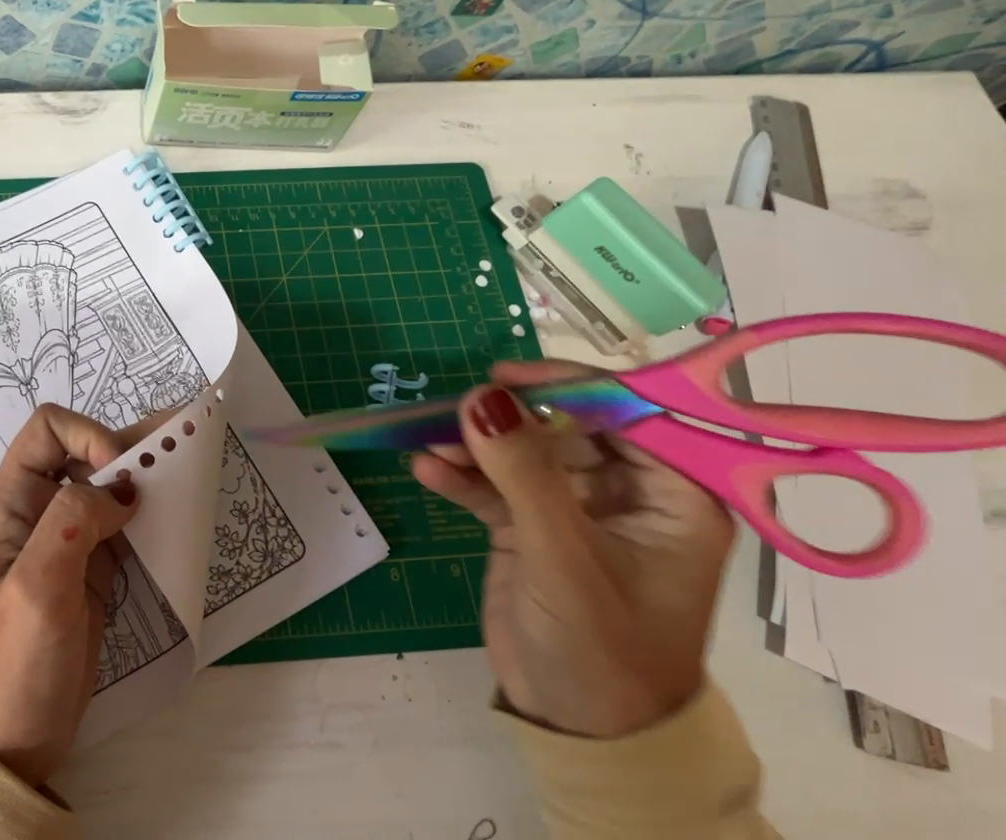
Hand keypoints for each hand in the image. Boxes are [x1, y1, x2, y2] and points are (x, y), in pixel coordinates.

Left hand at [0, 404, 155, 785]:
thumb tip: (118, 490)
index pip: (48, 431)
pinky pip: (124, 524)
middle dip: (131, 445)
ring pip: (109, 486)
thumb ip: (71, 525)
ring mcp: (67, 539)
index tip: (122, 476)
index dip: (88, 436)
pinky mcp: (92, 568)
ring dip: (147, 474)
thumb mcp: (35, 589)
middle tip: (187, 445)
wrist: (9, 739)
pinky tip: (181, 511)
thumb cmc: (12, 664)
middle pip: (85, 452)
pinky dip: (152, 512)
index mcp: (11, 502)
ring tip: (194, 465)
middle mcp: (38, 510)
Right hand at [411, 361, 735, 737]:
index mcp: (673, 496)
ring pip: (523, 454)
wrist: (574, 725)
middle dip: (509, 417)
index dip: (569, 386)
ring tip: (431, 444)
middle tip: (454, 411)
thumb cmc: (600, 647)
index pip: (629, 415)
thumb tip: (481, 395)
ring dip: (477, 446)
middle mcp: (628, 493)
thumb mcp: (562, 557)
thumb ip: (522, 473)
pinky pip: (495, 487)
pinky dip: (463, 477)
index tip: (503, 375)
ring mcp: (575, 510)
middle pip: (565, 427)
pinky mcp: (531, 529)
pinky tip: (428, 470)